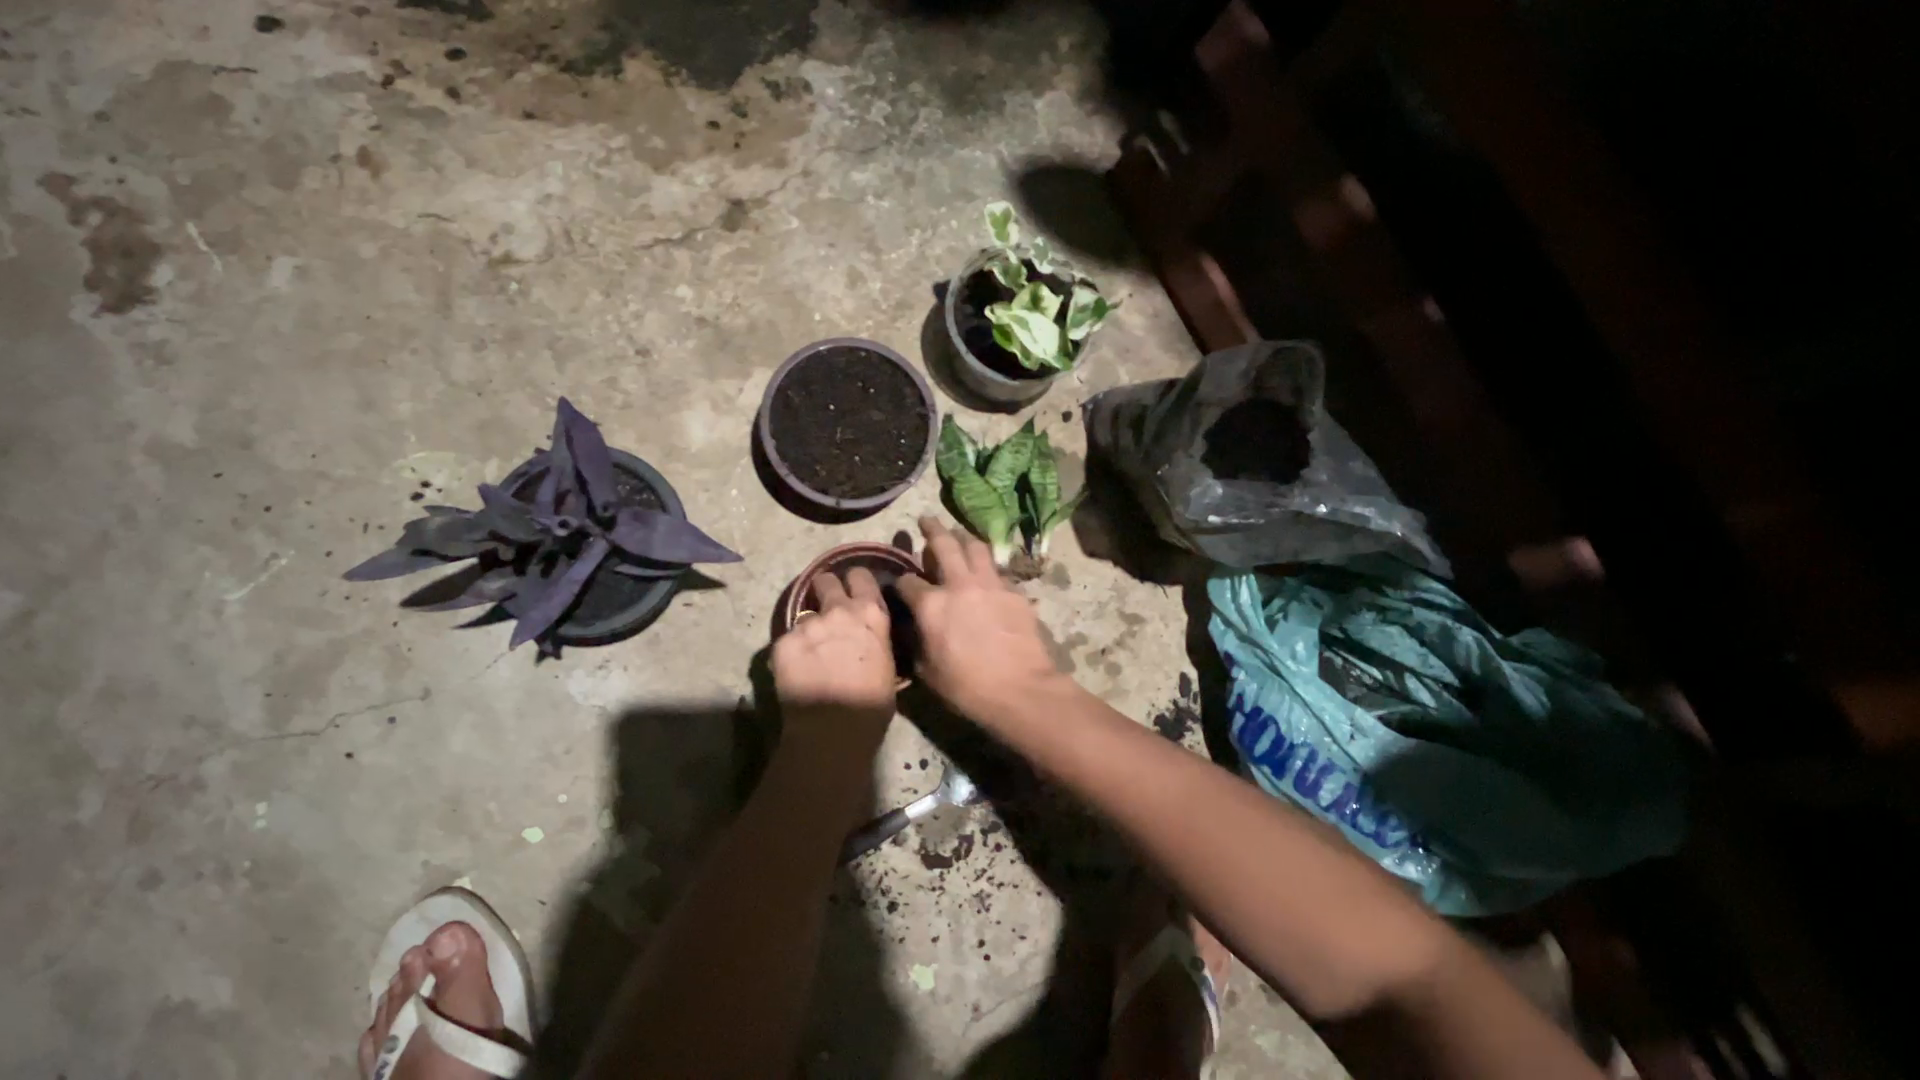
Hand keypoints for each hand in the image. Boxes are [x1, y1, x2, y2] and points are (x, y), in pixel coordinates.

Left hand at [772, 566, 896, 744]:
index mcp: (871, 615)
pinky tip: (796, 671)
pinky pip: (786, 640)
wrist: (834, 730)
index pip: (860, 575)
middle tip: (825, 609)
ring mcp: (807, 625)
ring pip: (804, 615)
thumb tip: (867, 638)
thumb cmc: (872, 705)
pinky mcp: (782, 642)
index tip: (852, 590)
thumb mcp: (887, 663)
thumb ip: (874, 639)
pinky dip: (790, 652)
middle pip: (825, 581)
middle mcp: (838, 611)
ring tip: (811, 652)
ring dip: (808, 628)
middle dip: (824, 590)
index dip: (854, 582)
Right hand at [897, 517, 1065, 721]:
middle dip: (932, 529)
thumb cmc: (966, 688)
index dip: (901, 583)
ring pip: (975, 546)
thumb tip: (914, 630)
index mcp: (931, 604)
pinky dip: (987, 564)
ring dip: (964, 536)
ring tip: (959, 533)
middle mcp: (959, 584)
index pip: (908, 582)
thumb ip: (917, 642)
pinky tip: (987, 570)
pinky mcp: (1015, 592)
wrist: (1019, 689)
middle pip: (943, 544)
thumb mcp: (927, 671)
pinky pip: (997, 569)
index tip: (901, 586)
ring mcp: (990, 584)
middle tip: (926, 520)